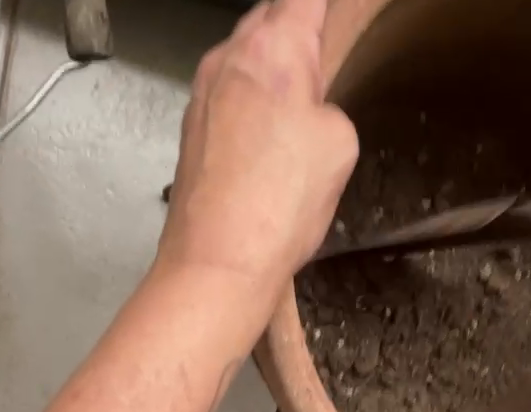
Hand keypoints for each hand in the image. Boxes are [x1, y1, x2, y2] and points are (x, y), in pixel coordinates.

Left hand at [157, 0, 357, 303]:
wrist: (218, 266)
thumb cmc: (279, 204)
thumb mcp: (339, 145)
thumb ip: (328, 108)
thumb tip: (307, 116)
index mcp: (271, 47)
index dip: (325, 8)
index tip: (337, 18)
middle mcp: (226, 60)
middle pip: (267, 20)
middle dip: (296, 31)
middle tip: (324, 56)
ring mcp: (201, 99)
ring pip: (243, 63)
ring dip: (270, 73)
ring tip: (297, 103)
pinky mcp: (191, 138)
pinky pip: (228, 103)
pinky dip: (250, 109)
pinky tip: (268, 144)